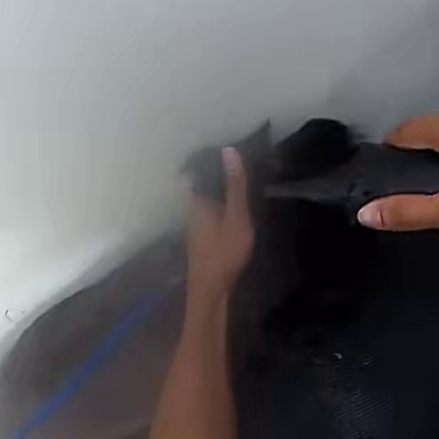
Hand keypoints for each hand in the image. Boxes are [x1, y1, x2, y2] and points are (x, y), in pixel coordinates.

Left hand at [186, 147, 254, 300]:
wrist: (211, 289)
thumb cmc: (224, 253)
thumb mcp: (236, 217)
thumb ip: (235, 186)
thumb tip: (229, 151)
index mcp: (199, 199)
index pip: (205, 168)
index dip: (218, 158)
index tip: (238, 150)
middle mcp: (194, 208)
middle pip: (207, 184)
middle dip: (222, 174)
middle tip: (245, 165)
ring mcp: (197, 224)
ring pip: (211, 199)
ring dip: (224, 191)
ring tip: (245, 183)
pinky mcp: (203, 237)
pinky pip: (214, 213)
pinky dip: (224, 206)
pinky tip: (237, 210)